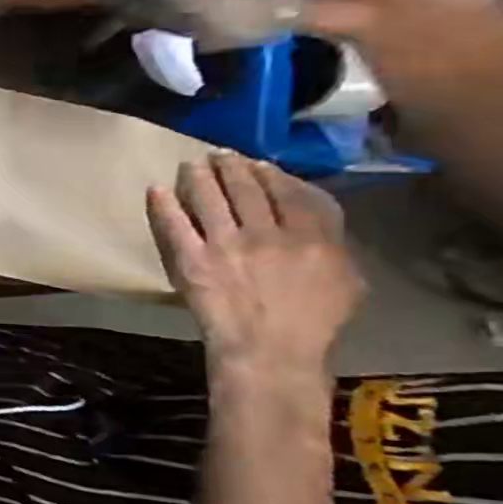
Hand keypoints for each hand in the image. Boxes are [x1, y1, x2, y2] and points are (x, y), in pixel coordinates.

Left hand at [148, 154, 363, 387]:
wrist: (272, 349)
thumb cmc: (315, 321)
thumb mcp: (347, 278)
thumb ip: (332, 242)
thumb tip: (311, 216)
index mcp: (313, 237)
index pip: (288, 193)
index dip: (269, 174)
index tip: (256, 163)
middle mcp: (268, 234)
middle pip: (245, 190)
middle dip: (230, 167)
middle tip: (216, 154)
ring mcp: (227, 245)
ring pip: (209, 199)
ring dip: (197, 176)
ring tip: (189, 164)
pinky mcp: (192, 260)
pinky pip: (174, 224)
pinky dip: (163, 204)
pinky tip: (155, 190)